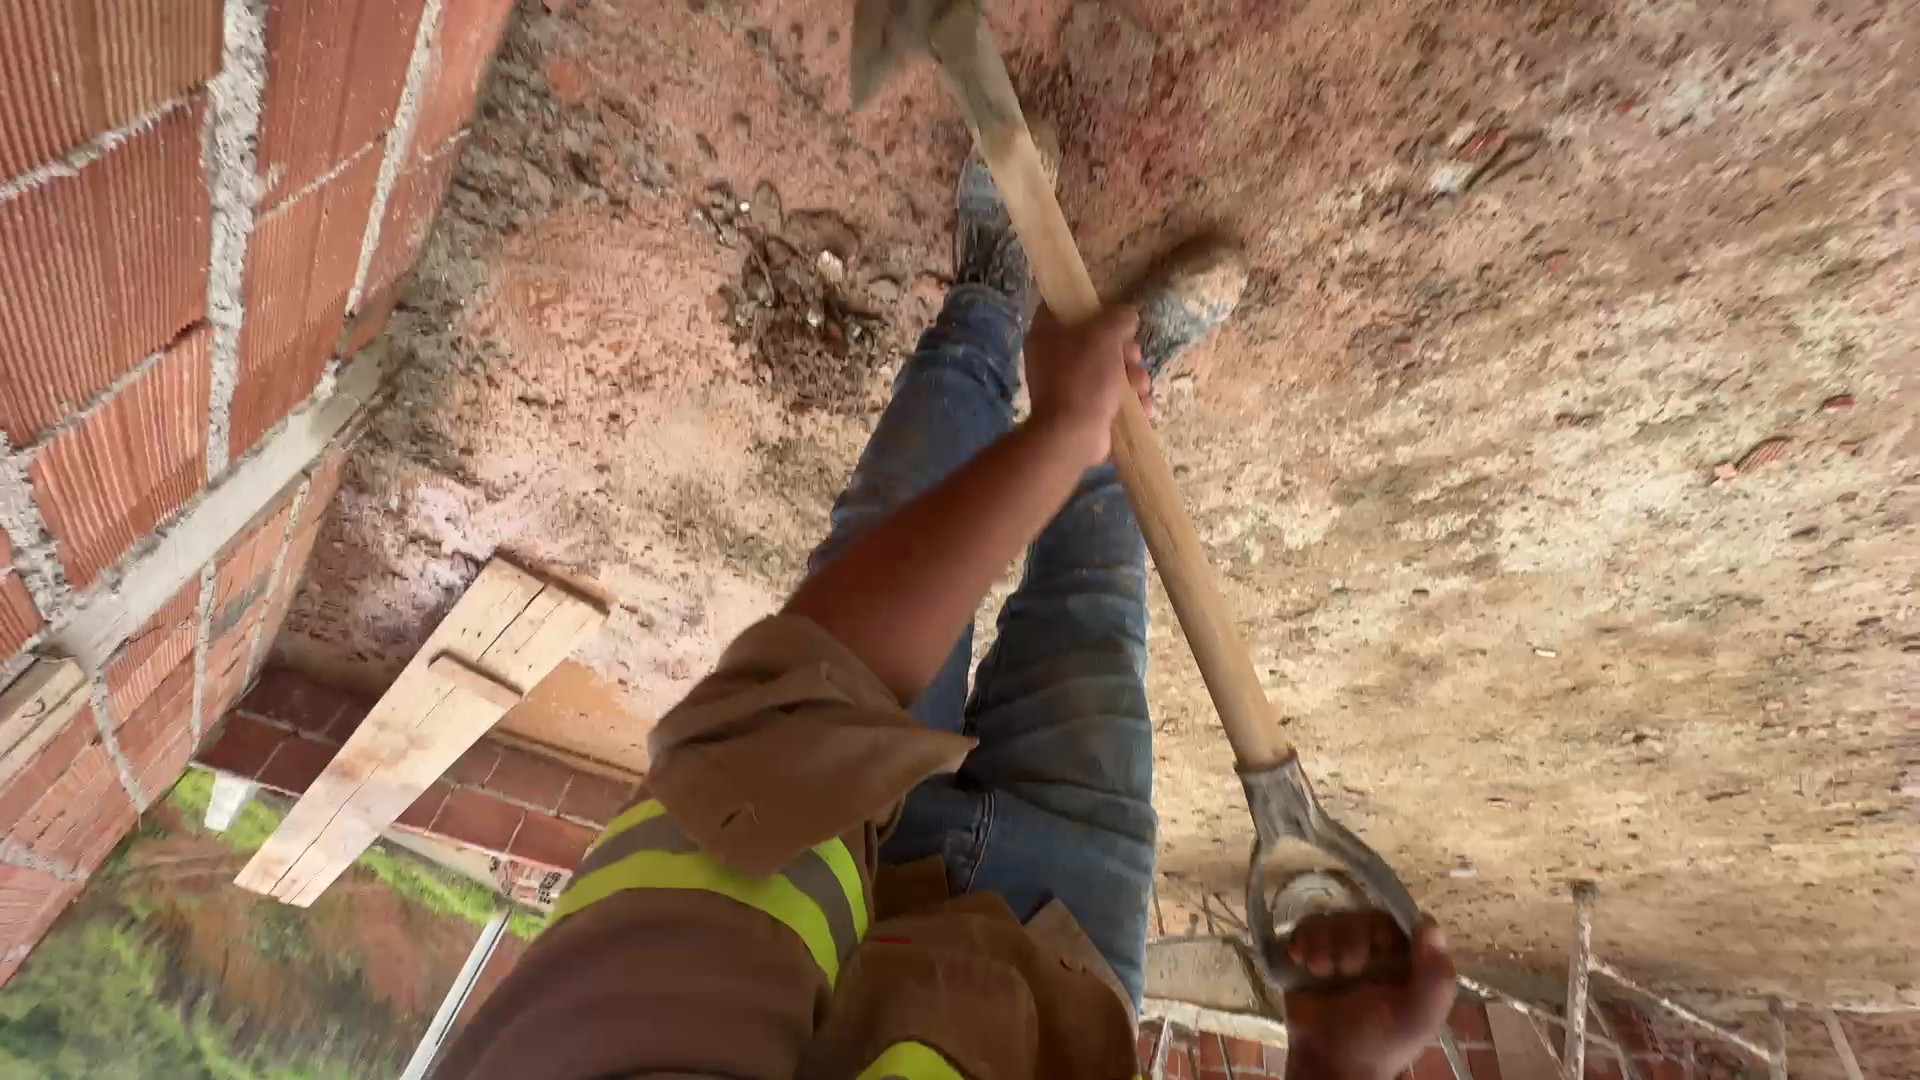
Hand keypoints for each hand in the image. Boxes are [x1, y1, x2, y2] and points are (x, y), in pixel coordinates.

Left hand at [1022, 304, 1153, 466]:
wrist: (1073, 435)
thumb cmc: (1083, 377)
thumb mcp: (1105, 336)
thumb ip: (1118, 317)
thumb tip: (1127, 315)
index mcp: (1045, 334)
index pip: (1062, 306)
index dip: (1089, 304)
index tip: (1112, 309)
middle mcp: (1053, 358)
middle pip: (1096, 339)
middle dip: (1124, 348)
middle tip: (1132, 356)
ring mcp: (1068, 385)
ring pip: (1109, 367)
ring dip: (1132, 375)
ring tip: (1139, 388)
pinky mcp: (1084, 408)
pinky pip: (1111, 394)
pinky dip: (1128, 399)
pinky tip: (1142, 407)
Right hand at [1283, 914, 1456, 1079]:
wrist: (1326, 1060)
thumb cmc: (1377, 1042)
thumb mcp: (1416, 1017)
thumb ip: (1434, 979)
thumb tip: (1430, 925)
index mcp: (1402, 963)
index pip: (1393, 921)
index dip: (1380, 928)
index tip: (1376, 946)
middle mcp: (1371, 952)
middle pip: (1356, 917)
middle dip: (1346, 939)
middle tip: (1345, 969)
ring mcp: (1337, 951)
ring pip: (1327, 920)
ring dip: (1320, 943)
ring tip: (1319, 971)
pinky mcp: (1308, 952)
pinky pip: (1302, 927)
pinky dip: (1301, 942)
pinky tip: (1302, 963)